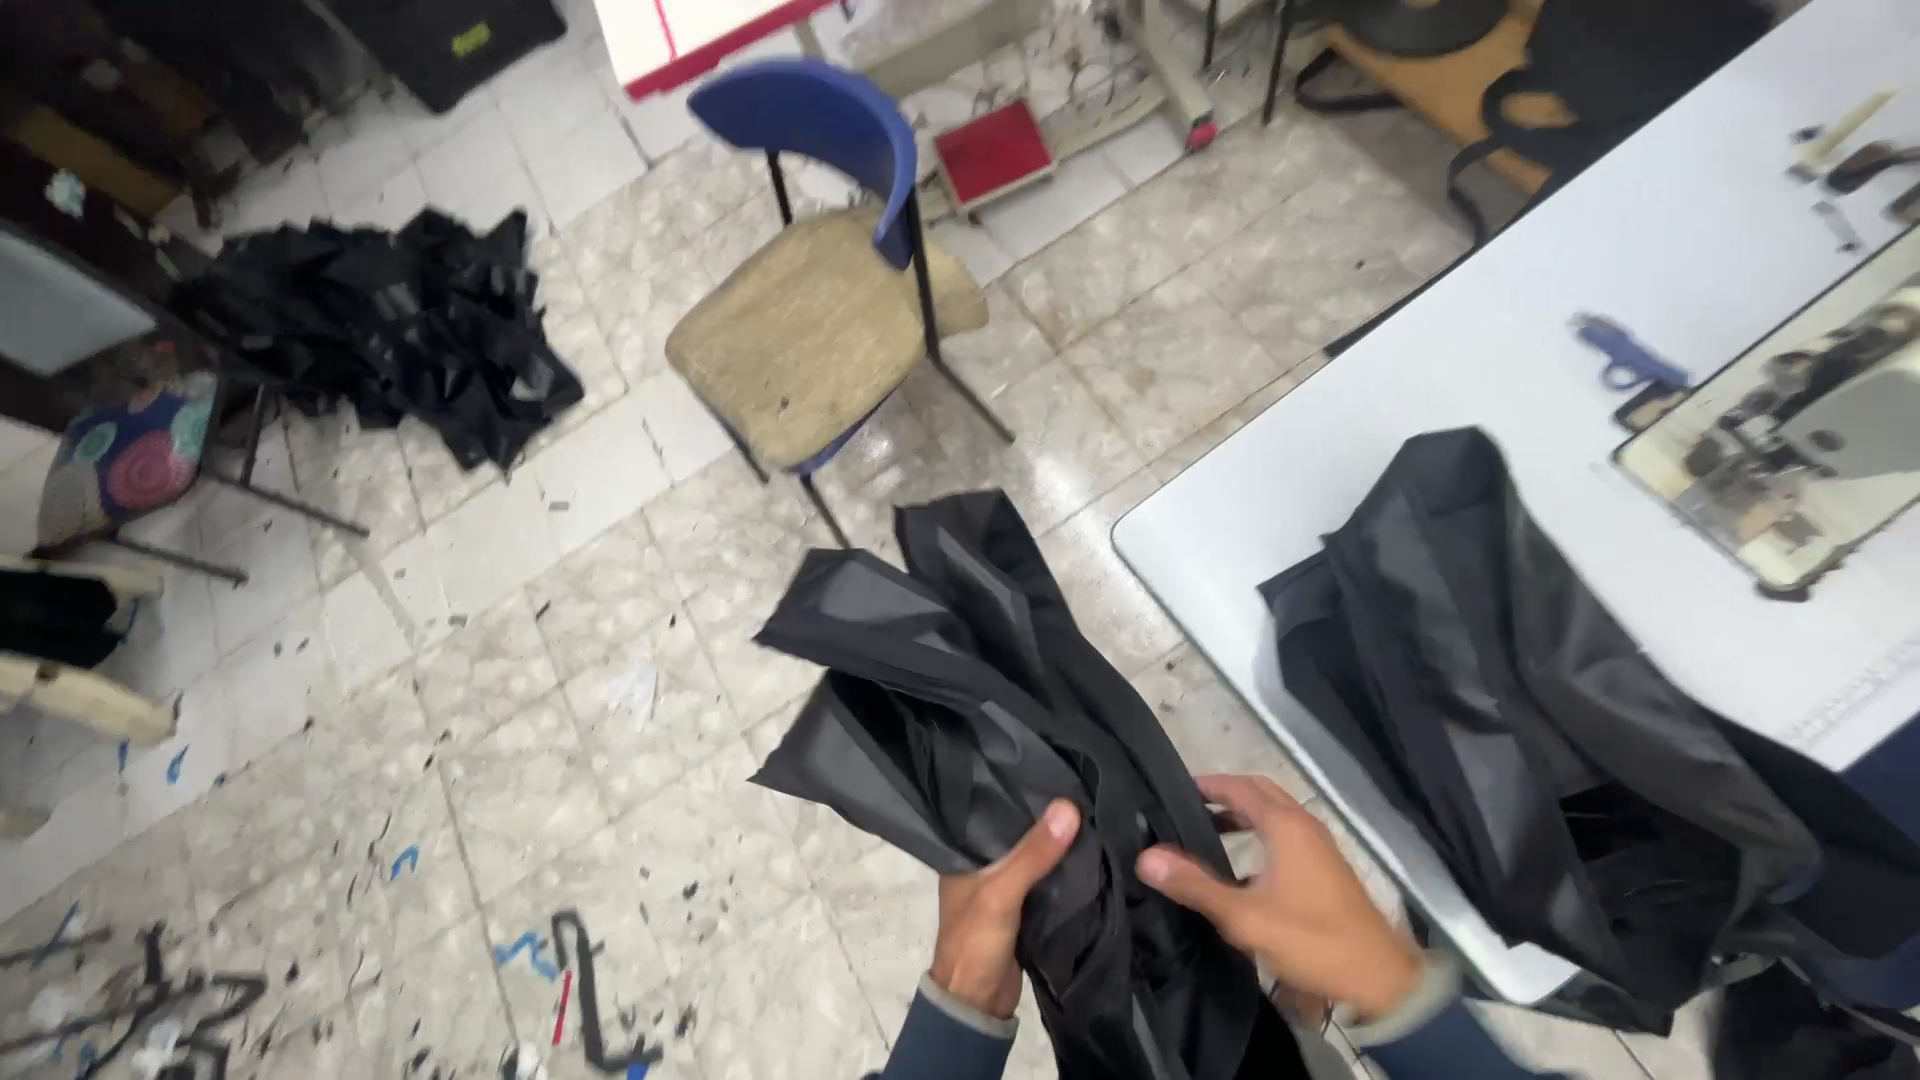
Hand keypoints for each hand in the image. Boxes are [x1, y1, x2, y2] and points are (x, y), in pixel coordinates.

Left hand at [929, 799, 1080, 1018]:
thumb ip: (1033, 854)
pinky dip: (1058, 867)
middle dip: (1042, 814)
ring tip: (1087, 806)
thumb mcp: (1002, 892)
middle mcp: (978, 862)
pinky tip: (1083, 848)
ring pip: (1031, 853)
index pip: (991, 808)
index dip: (1017, 787)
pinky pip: (1042, 877)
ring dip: (1053, 840)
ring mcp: (1000, 885)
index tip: (1052, 765)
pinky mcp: (1020, 905)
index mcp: (961, 851)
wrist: (978, 1005)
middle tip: (1079, 782)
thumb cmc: (975, 941)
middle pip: (1015, 830)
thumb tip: (1068, 807)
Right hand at [1137, 774, 1422, 1021]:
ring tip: (1209, 833)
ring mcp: (1320, 846)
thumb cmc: (1311, 940)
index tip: (1175, 792)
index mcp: (1284, 825)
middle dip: (1224, 794)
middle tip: (1189, 808)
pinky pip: (1286, 833)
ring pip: (1275, 813)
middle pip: (1259, 792)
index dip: (1206, 785)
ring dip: (1243, 815)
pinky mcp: (1327, 868)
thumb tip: (1147, 857)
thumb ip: (1195, 884)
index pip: (1238, 786)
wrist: (1381, 982)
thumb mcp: (1244, 916)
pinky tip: (1243, 867)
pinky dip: (1260, 833)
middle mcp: (1304, 825)